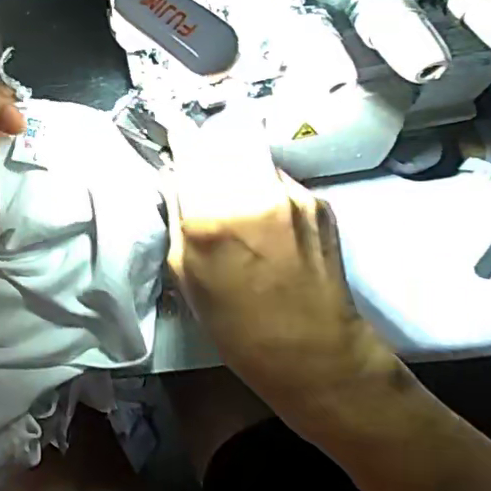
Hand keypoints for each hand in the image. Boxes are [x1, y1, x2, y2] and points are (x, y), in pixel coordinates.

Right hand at [165, 105, 413, 448]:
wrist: (317, 354)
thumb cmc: (240, 329)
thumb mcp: (187, 278)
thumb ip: (178, 224)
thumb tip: (176, 186)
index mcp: (211, 220)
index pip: (188, 152)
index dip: (178, 140)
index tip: (173, 136)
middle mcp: (253, 196)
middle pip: (222, 142)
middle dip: (208, 148)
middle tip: (201, 166)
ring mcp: (292, 195)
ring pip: (252, 155)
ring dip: (237, 163)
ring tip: (232, 190)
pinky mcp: (318, 200)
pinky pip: (277, 177)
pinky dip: (263, 185)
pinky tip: (263, 214)